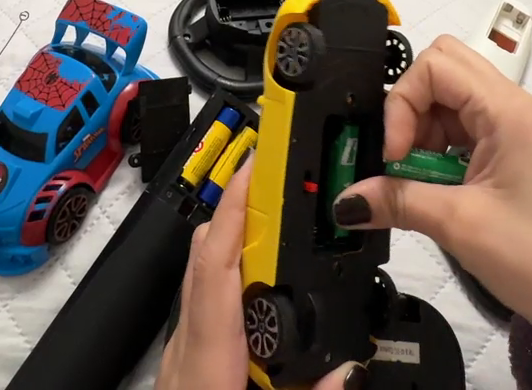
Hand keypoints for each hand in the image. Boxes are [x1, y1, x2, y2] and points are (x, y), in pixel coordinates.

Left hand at [157, 165, 363, 389]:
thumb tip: (349, 366)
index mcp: (205, 362)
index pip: (215, 264)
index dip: (233, 207)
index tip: (256, 165)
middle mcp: (187, 346)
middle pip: (207, 252)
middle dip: (243, 208)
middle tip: (285, 178)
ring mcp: (182, 350)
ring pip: (204, 270)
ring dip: (240, 237)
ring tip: (284, 219)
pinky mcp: (187, 358)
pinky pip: (206, 294)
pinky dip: (233, 268)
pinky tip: (265, 276)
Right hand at [334, 36, 531, 389]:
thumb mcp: (460, 225)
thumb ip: (396, 201)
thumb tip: (344, 201)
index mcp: (506, 109)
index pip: (435, 64)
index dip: (403, 102)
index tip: (395, 155)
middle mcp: (510, 106)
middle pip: (442, 68)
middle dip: (409, 105)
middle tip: (400, 154)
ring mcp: (511, 127)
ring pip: (448, 98)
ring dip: (420, 130)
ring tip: (415, 179)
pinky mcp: (508, 151)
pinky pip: (459, 126)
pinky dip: (436, 147)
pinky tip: (433, 186)